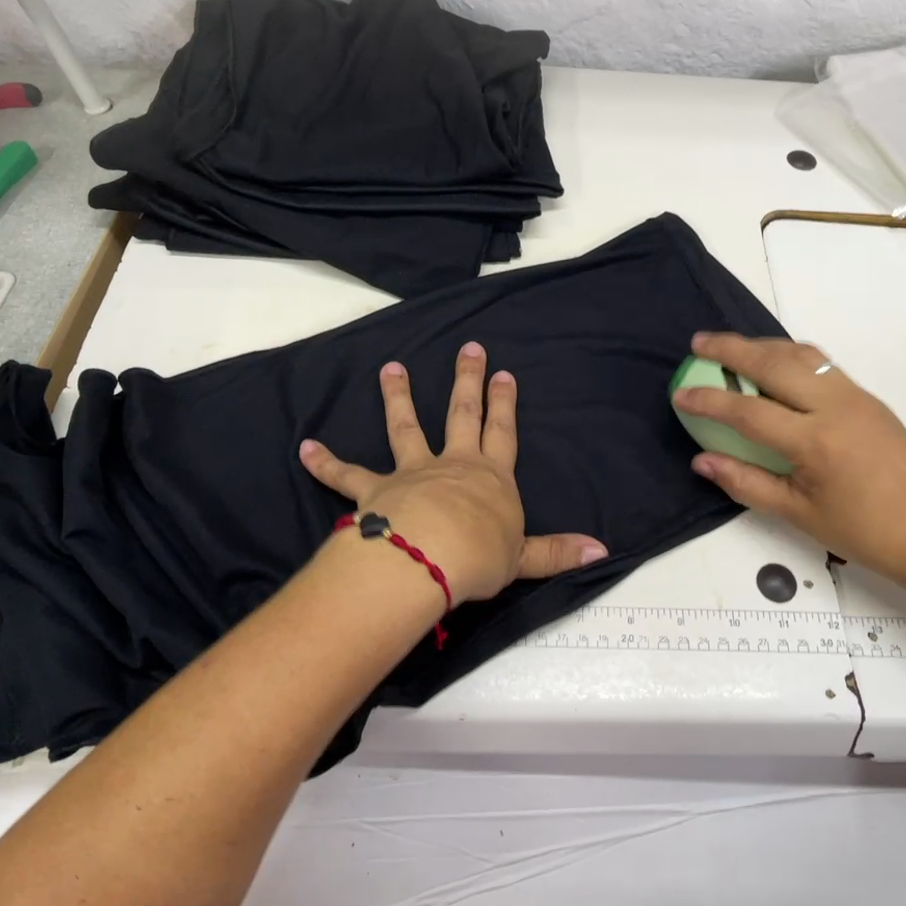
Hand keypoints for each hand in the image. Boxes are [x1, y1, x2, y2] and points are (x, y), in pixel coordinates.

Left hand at [297, 341, 607, 602]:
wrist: (429, 557)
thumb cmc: (480, 556)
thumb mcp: (524, 557)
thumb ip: (557, 552)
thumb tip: (601, 549)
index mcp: (491, 478)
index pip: (502, 433)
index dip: (505, 405)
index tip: (504, 374)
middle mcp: (453, 465)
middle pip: (462, 414)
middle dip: (467, 381)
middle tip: (468, 348)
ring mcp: (412, 473)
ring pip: (404, 427)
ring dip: (399, 397)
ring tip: (391, 369)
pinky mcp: (375, 491)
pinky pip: (345, 475)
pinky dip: (325, 462)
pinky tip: (304, 447)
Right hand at [672, 333, 905, 583]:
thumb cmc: (865, 532)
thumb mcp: (798, 515)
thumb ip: (746, 483)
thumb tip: (702, 460)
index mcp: (816, 441)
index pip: (748, 411)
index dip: (709, 401)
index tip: (679, 394)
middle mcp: (836, 406)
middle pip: (774, 362)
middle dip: (731, 348)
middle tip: (697, 342)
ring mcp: (856, 396)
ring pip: (801, 354)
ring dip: (762, 345)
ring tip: (731, 347)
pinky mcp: (868, 398)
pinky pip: (821, 364)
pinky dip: (790, 355)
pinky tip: (774, 364)